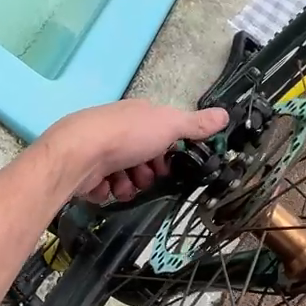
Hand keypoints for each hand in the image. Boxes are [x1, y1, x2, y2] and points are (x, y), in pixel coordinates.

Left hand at [36, 100, 230, 202]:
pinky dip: (108, 191)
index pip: (161, 137)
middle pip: (144, 161)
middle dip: (148, 173)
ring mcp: (101, 152)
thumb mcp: (169, 124)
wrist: (80, 153)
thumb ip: (196, 124)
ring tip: (121, 182)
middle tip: (145, 174)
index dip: (169, 154)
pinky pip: (106, 190)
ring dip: (128, 185)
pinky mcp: (87, 173)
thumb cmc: (127, 135)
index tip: (172, 163)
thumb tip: (225, 114)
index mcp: (138, 116)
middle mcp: (119, 132)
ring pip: (126, 179)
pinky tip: (105, 186)